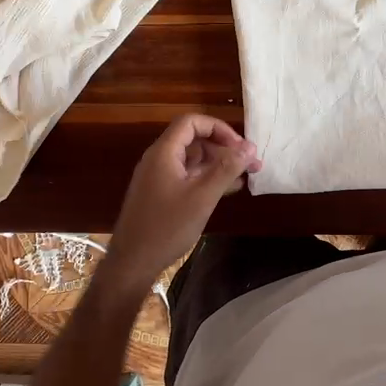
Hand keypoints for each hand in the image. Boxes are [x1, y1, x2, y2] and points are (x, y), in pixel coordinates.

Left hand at [102, 114, 261, 293]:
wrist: (133, 263)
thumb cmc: (167, 227)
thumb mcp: (202, 197)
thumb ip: (226, 169)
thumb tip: (250, 147)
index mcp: (164, 153)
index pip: (192, 122)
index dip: (218, 128)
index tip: (240, 147)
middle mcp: (159, 160)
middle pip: (194, 140)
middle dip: (224, 148)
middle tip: (252, 164)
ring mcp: (159, 178)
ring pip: (193, 160)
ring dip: (219, 165)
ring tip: (246, 177)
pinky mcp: (161, 195)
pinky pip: (188, 177)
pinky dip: (208, 179)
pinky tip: (228, 190)